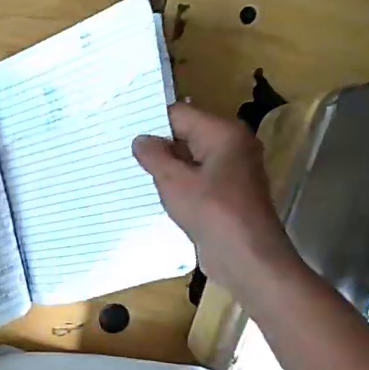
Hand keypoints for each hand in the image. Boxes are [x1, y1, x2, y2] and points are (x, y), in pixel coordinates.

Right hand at [132, 103, 297, 287]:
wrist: (245, 255)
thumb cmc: (211, 212)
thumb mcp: (174, 181)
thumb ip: (155, 156)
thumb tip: (141, 139)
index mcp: (223, 133)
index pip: (180, 114)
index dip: (151, 123)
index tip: (123, 134)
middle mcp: (232, 145)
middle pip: (186, 135)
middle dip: (158, 146)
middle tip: (122, 155)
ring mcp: (232, 170)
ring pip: (191, 159)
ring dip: (167, 168)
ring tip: (134, 175)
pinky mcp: (227, 193)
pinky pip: (197, 179)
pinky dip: (179, 185)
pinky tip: (156, 196)